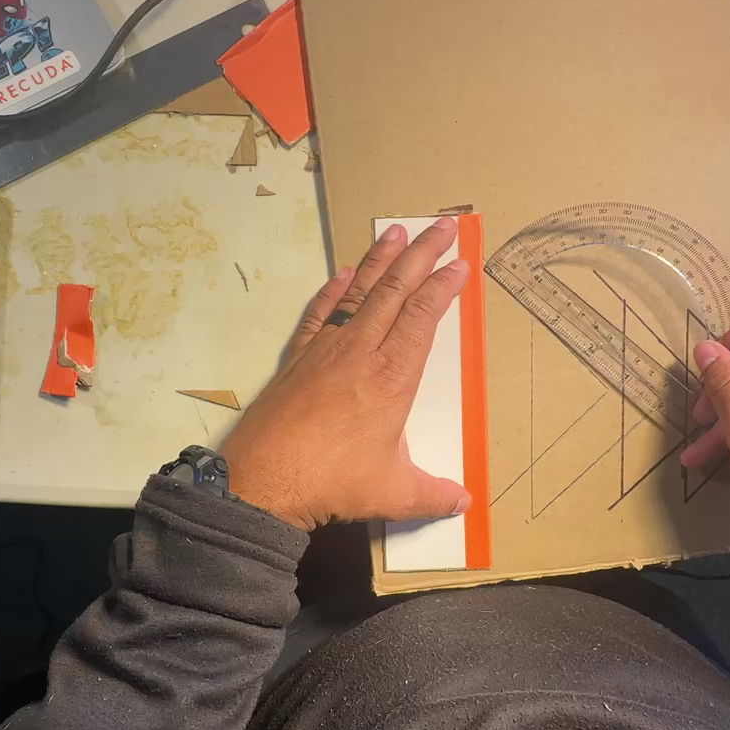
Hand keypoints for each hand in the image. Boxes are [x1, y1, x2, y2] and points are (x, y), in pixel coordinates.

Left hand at [223, 218, 471, 531]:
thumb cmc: (333, 481)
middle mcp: (362, 351)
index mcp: (393, 376)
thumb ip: (433, 494)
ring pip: (359, 292)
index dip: (444, 287)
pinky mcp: (299, 358)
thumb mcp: (393, 493)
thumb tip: (465, 503)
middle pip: (396, 290)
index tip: (460, 264)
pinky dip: (334, 290)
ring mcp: (326, 349)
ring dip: (380, 260)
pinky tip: (343, 273)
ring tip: (397, 231)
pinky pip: (321, 313)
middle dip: (422, 254)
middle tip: (442, 226)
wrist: (263, 480)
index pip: (424, 317)